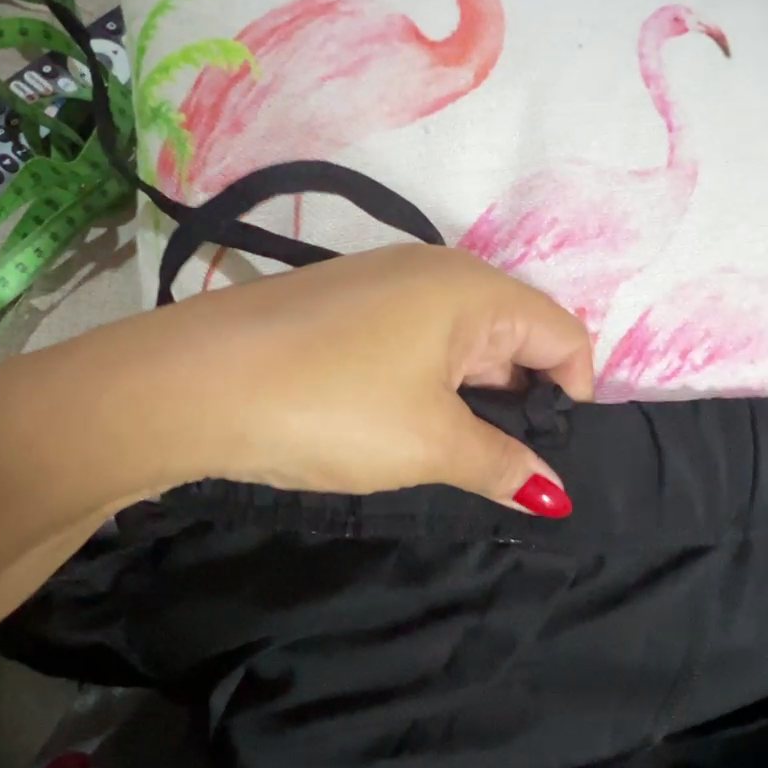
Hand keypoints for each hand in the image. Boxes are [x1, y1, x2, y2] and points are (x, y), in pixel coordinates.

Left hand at [110, 245, 593, 513]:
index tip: (551, 457)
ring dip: (471, 400)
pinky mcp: (343, 308)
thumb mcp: (430, 444)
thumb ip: (502, 466)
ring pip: (460, 344)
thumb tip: (555, 496)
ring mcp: (383, 285)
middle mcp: (435, 272)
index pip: (564, 333)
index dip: (574, 396)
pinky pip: (414, 344)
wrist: (193, 384)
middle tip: (502, 468)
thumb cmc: (332, 407)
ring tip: (451, 458)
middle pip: (514, 335)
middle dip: (520, 403)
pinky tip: (399, 429)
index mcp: (473, 289)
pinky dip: (427, 387)